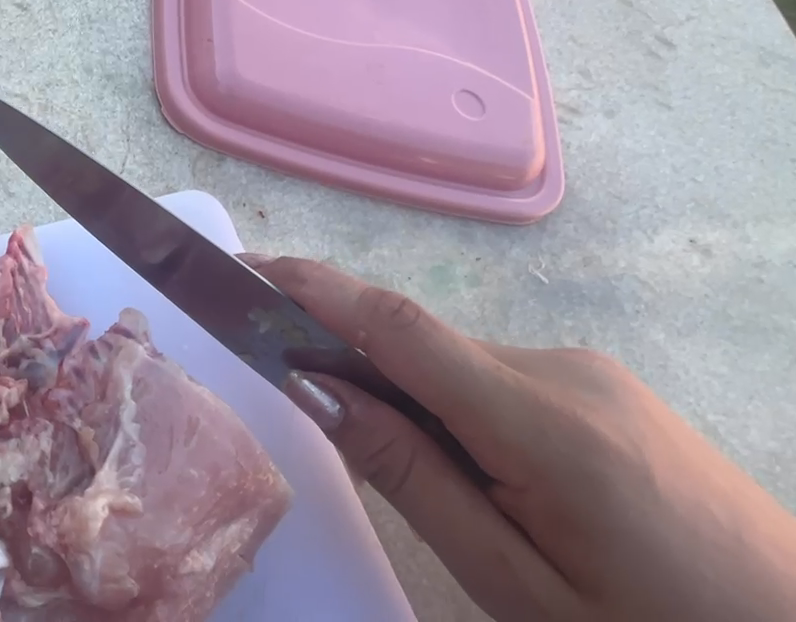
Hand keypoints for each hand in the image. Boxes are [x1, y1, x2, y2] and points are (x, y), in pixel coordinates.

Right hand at [252, 256, 795, 621]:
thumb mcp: (516, 582)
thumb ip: (407, 473)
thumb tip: (313, 386)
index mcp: (544, 422)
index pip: (396, 326)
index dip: (311, 287)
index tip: (242, 269)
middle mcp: (564, 371)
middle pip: (417, 343)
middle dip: (349, 359)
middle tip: (310, 409)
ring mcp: (592, 375)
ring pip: (453, 361)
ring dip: (404, 392)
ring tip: (427, 481)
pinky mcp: (607, 389)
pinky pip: (493, 375)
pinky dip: (449, 400)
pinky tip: (475, 471)